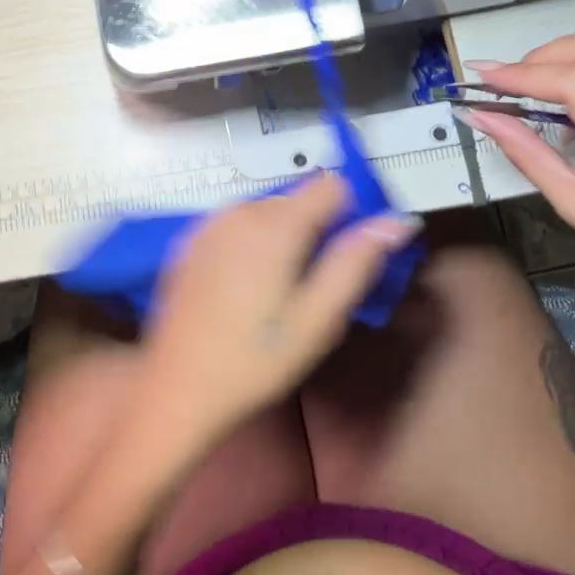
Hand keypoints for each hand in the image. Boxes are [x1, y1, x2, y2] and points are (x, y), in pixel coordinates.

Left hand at [137, 174, 421, 446]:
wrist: (177, 390)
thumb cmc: (256, 360)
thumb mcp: (317, 320)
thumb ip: (356, 263)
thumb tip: (397, 221)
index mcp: (274, 225)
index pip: (331, 185)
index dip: (351, 212)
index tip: (350, 254)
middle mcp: (238, 211)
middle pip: (296, 197)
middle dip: (315, 229)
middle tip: (315, 287)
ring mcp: (207, 224)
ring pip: (265, 211)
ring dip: (283, 236)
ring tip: (279, 293)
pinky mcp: (188, 243)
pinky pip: (235, 225)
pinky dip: (250, 243)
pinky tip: (246, 290)